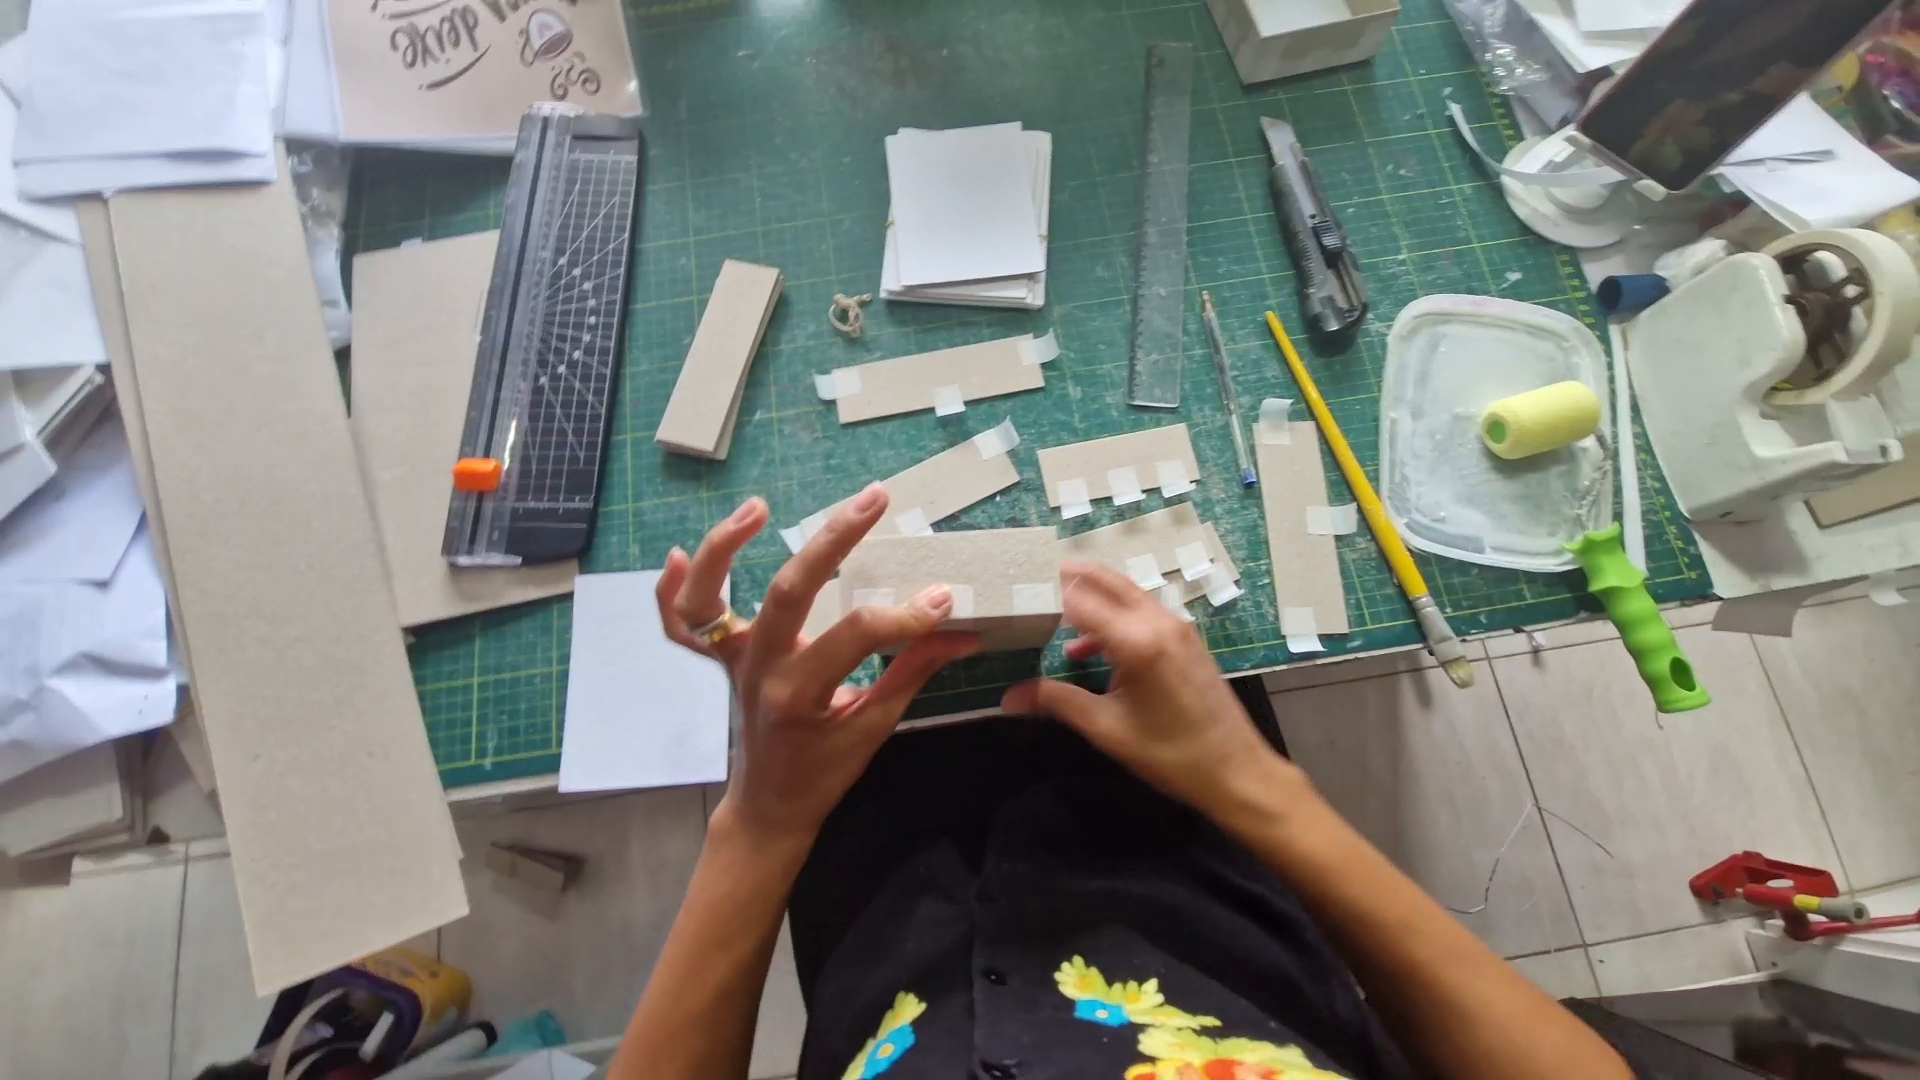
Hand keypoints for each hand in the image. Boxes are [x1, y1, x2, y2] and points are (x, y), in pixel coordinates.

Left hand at [656, 485, 979, 847]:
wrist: (770, 807)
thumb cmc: (824, 773)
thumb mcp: (874, 728)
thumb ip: (913, 673)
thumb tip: (962, 633)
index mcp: (800, 694)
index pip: (856, 637)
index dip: (903, 617)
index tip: (942, 600)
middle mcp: (758, 669)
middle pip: (788, 591)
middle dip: (833, 540)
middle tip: (873, 499)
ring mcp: (732, 661)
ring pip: (708, 600)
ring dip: (726, 547)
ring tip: (759, 508)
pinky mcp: (719, 659)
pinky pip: (682, 625)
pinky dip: (673, 589)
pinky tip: (679, 552)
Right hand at [1002, 561, 1298, 825]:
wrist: (1237, 771)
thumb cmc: (1170, 753)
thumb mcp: (1106, 728)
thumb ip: (1057, 702)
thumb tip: (1008, 698)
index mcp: (1138, 640)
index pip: (1081, 599)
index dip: (1048, 591)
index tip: (1017, 589)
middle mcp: (1158, 622)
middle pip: (1107, 582)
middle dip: (1070, 577)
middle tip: (1032, 577)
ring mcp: (1177, 627)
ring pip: (1126, 594)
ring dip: (1092, 595)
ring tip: (1052, 608)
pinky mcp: (1185, 639)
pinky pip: (1142, 612)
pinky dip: (1112, 616)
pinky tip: (1088, 649)